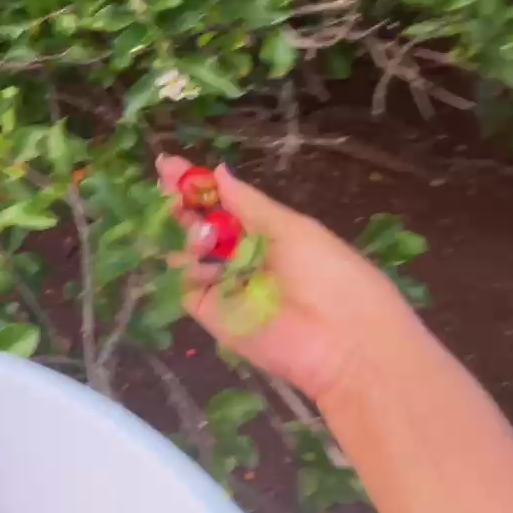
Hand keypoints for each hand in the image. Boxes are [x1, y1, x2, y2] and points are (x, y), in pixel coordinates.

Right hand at [155, 154, 418, 405]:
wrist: (346, 347)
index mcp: (265, 234)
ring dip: (182, 229)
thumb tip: (217, 170)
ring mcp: (222, 283)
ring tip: (192, 224)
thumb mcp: (293, 229)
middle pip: (197, 223)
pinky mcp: (209, 310)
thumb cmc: (331, 276)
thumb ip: (248, 202)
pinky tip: (193, 253)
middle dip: (179, 202)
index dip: (196, 184)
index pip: (221, 203)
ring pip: (184, 248)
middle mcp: (240, 256)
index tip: (168, 165)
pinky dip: (181, 264)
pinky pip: (183, 281)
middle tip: (166, 187)